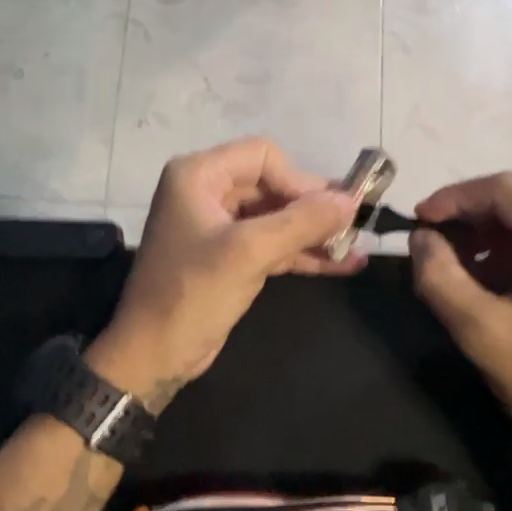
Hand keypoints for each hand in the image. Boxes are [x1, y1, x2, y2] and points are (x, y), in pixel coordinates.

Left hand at [88, 137, 363, 411]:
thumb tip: (352, 202)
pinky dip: (303, 254)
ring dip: (314, 234)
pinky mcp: (229, 261)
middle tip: (356, 228)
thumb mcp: (249, 253)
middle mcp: (206, 193)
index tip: (332, 211)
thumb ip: (301, 222)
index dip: (301, 181)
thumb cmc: (193, 294)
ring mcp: (218, 229)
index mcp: (198, 176)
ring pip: (276, 219)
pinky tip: (343, 265)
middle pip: (273, 186)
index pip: (264, 156)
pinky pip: (272, 247)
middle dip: (313, 209)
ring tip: (357, 249)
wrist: (154, 354)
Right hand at [409, 173, 511, 491]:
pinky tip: (486, 271)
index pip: (511, 191)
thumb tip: (418, 239)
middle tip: (429, 238)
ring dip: (494, 232)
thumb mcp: (483, 334)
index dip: (456, 198)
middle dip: (474, 215)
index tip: (415, 218)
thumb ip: (440, 278)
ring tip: (450, 257)